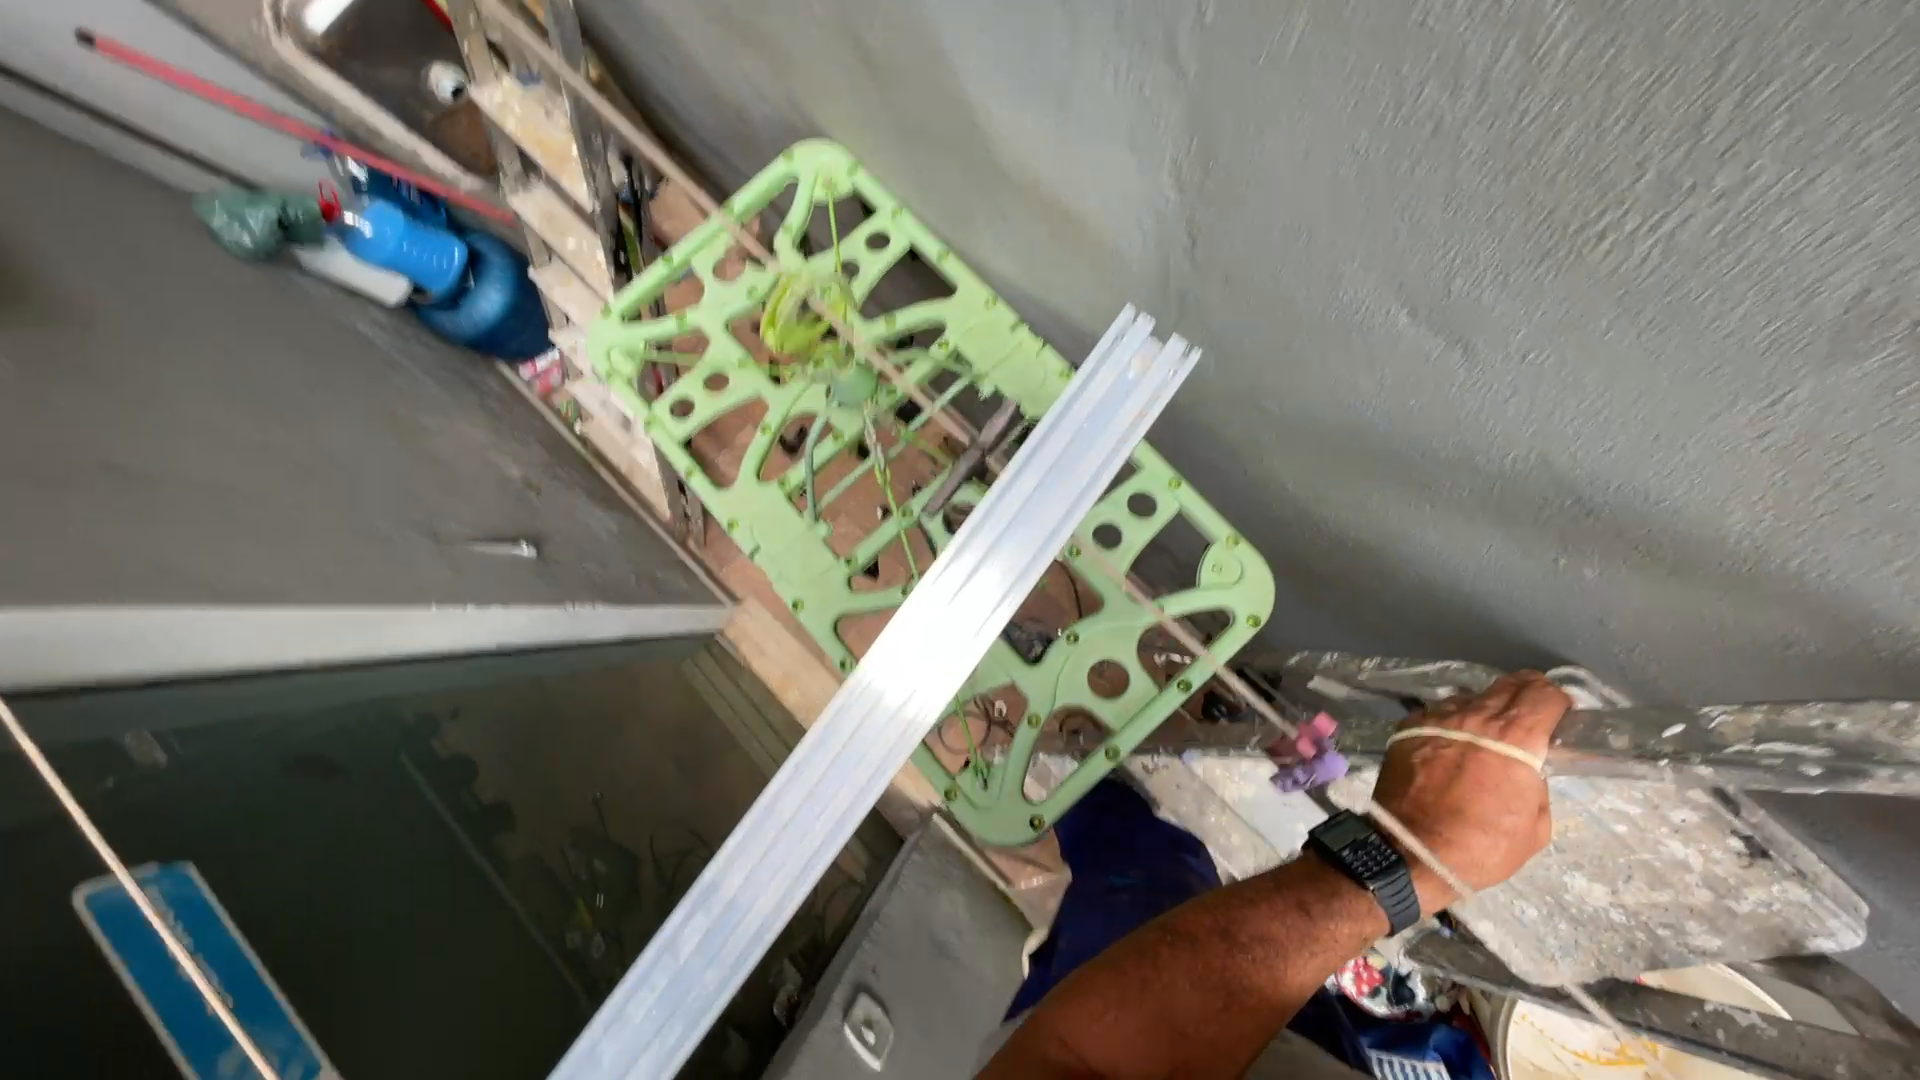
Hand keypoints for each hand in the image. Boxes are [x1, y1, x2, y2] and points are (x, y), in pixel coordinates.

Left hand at [1370, 671, 1569, 909]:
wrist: (1412, 848)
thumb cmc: (1482, 844)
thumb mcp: (1536, 823)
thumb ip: (1536, 782)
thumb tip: (1526, 765)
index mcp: (1514, 737)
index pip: (1543, 694)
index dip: (1557, 700)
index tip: (1559, 713)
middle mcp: (1473, 717)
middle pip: (1507, 686)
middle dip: (1525, 693)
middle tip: (1530, 714)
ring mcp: (1435, 718)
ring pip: (1469, 697)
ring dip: (1485, 708)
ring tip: (1487, 732)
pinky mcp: (1406, 728)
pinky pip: (1438, 712)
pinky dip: (1452, 721)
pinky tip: (1453, 742)